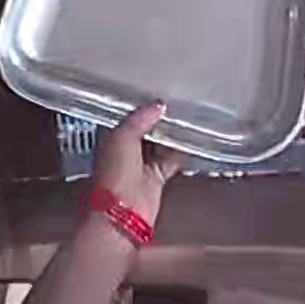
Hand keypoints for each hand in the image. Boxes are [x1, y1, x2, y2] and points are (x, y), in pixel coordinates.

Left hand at [92, 102, 184, 229]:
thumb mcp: (123, 136)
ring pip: (159, 142)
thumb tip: (159, 105)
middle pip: (146, 128)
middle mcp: (126, 147)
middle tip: (179, 102)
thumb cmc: (116, 171)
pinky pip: (171, 158)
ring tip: (188, 116)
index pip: (128, 115)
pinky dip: (180, 151)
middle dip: (159, 118)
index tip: (159, 92)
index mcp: (112, 136)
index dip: (142, 105)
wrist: (123, 211)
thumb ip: (140, 118)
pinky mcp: (157, 175)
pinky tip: (193, 139)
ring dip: (171, 133)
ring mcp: (142, 162)